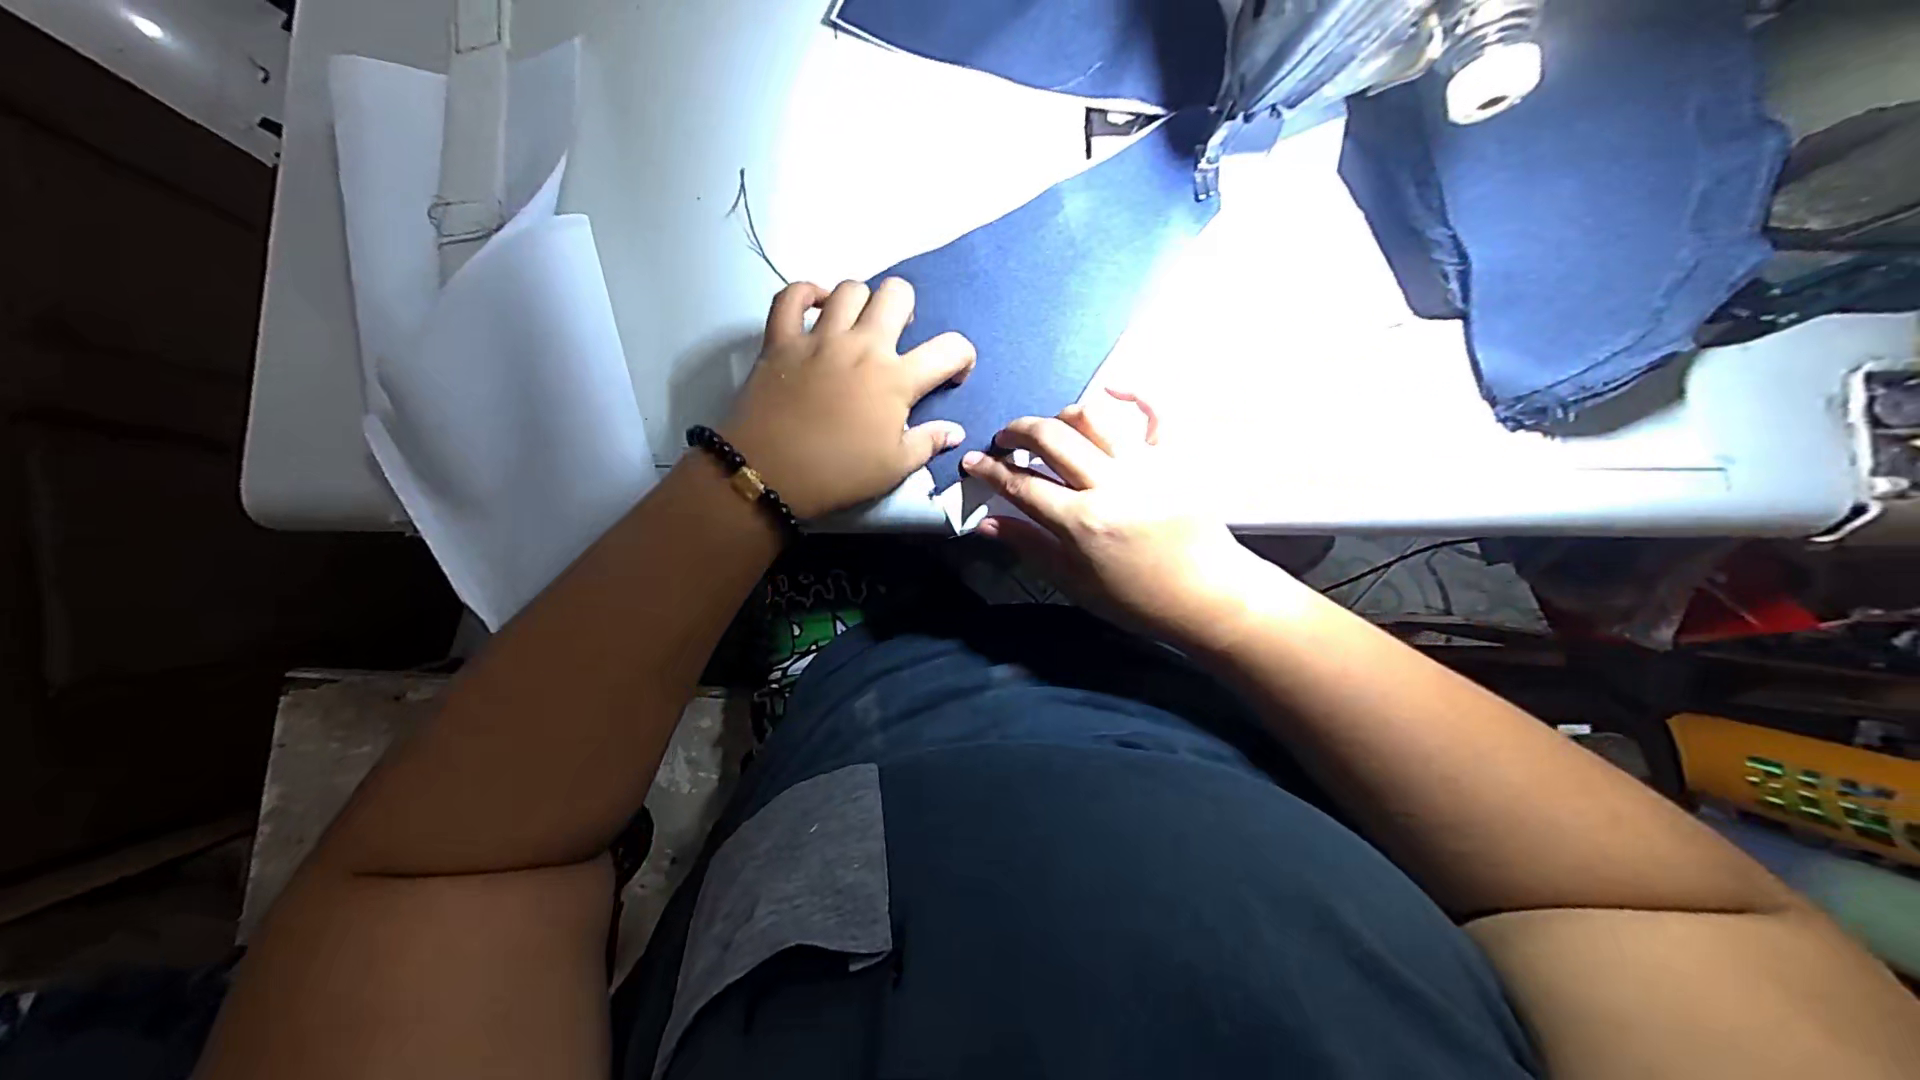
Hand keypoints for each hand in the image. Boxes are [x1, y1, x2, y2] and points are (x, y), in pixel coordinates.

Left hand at [723, 279, 975, 518]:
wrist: (770, 474)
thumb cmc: (839, 474)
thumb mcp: (894, 468)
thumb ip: (928, 443)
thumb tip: (955, 431)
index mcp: (897, 379)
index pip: (949, 349)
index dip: (962, 358)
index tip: (952, 375)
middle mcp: (863, 346)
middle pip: (897, 294)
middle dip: (907, 309)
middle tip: (899, 337)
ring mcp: (820, 338)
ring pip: (849, 289)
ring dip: (861, 302)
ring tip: (858, 326)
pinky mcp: (781, 339)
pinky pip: (791, 296)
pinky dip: (805, 294)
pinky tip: (815, 308)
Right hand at [961, 390, 1282, 648]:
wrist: (1207, 597)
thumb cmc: (1140, 599)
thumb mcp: (1075, 583)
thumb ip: (1030, 546)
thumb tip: (986, 523)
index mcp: (1082, 523)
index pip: (1021, 485)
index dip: (990, 470)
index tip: (974, 461)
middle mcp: (1111, 486)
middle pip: (1050, 439)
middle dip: (1017, 432)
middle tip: (1005, 440)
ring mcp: (1146, 466)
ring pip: (1092, 417)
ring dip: (1060, 415)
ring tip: (1050, 428)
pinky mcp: (1176, 457)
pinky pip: (1156, 410)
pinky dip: (1133, 392)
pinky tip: (1109, 390)